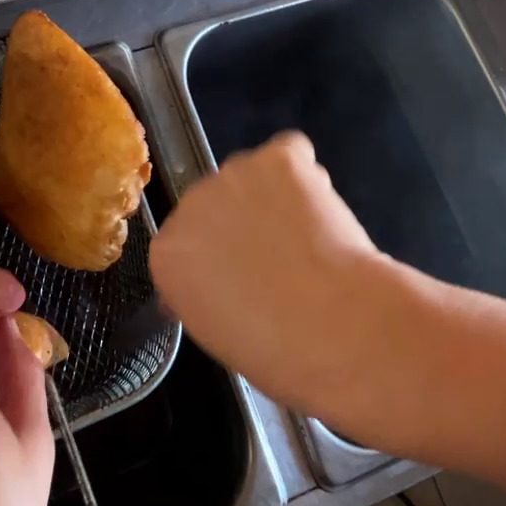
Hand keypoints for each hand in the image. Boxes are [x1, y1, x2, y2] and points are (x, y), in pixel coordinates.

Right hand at [149, 131, 418, 424]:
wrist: (336, 328)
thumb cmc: (280, 352)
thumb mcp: (219, 334)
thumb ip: (206, 294)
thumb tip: (222, 284)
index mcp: (168, 256)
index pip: (186, 243)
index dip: (219, 255)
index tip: (244, 275)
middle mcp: (190, 207)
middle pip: (216, 203)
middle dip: (243, 221)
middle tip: (281, 256)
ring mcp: (233, 176)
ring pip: (252, 175)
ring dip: (273, 196)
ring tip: (308, 236)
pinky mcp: (276, 158)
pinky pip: (290, 153)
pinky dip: (305, 174)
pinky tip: (319, 208)